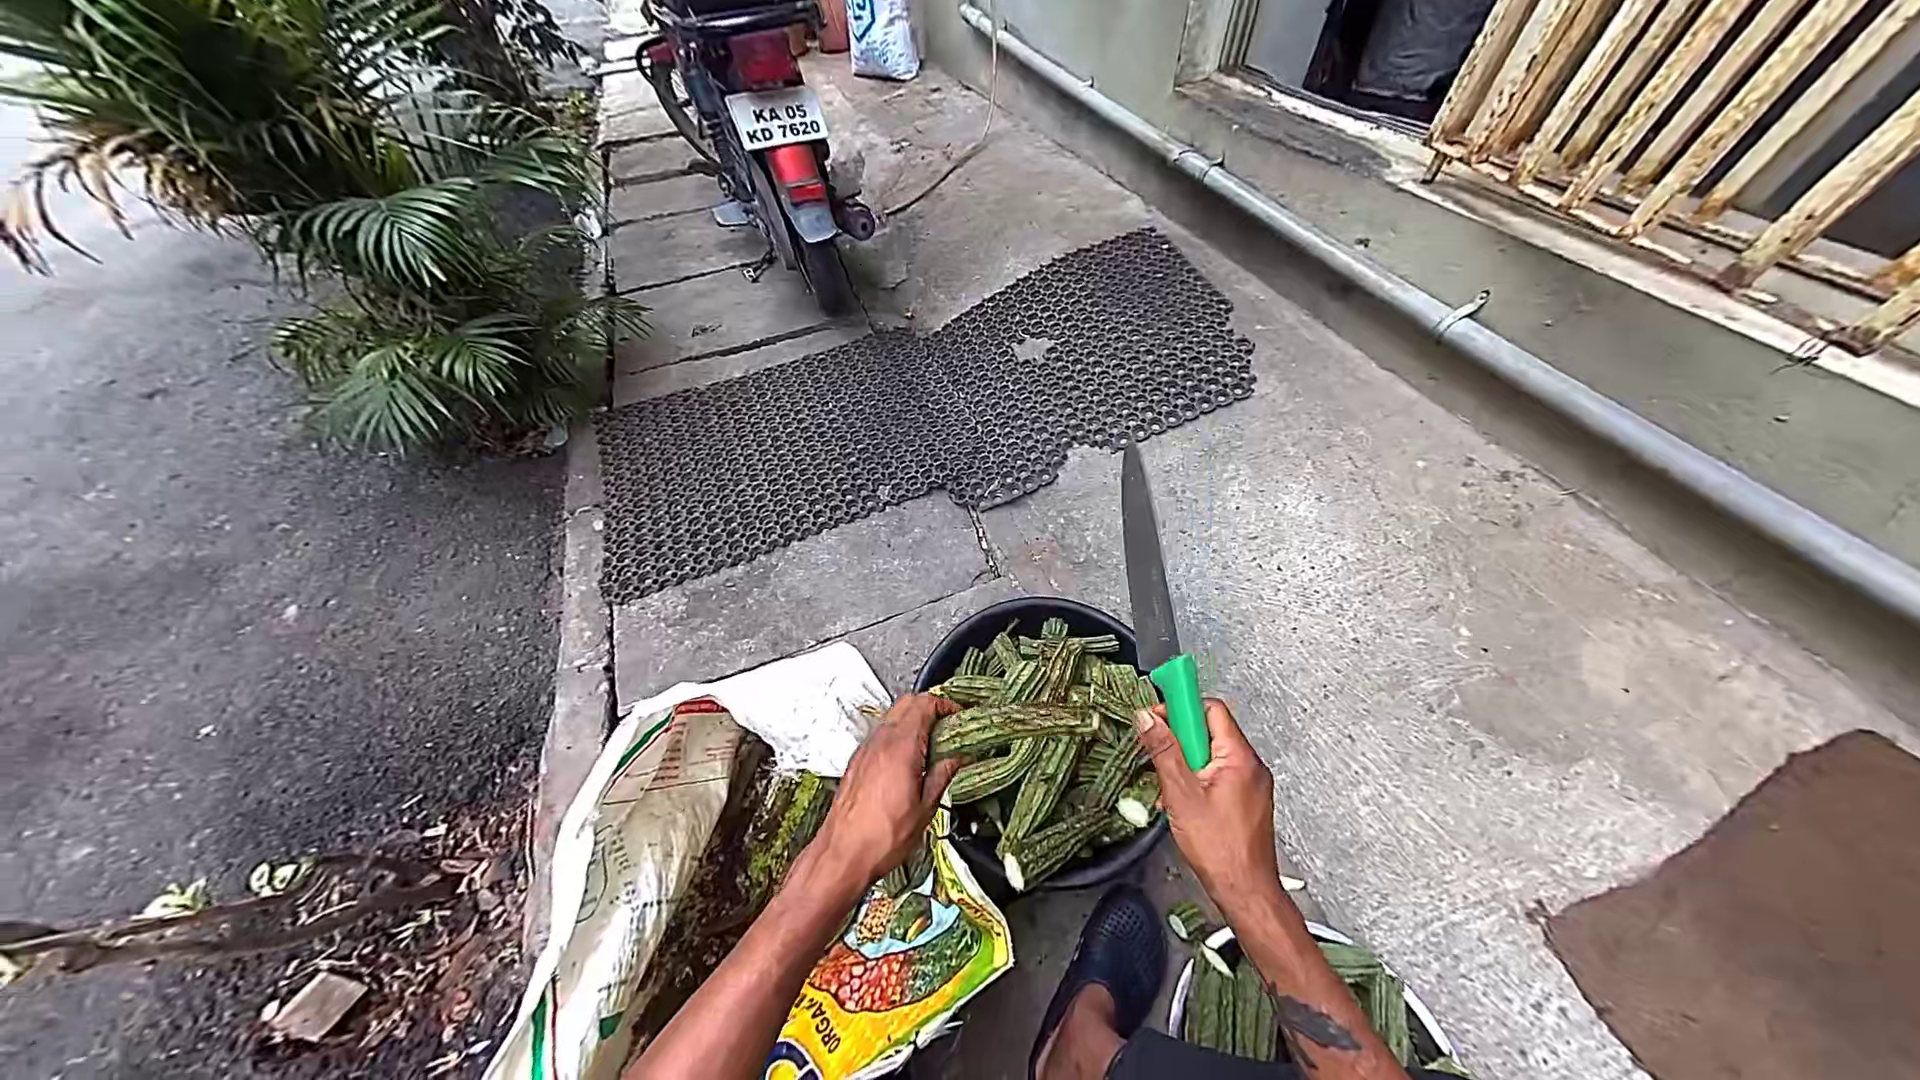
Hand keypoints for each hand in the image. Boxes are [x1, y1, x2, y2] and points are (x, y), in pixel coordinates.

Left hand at [813, 693, 962, 889]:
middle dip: (932, 706)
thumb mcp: (925, 808)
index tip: (959, 716)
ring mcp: (866, 748)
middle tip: (950, 724)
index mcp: (901, 747)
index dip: (946, 705)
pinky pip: (882, 732)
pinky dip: (900, 733)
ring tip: (934, 742)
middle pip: (908, 702)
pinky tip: (911, 757)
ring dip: (915, 719)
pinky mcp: (858, 760)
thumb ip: (943, 774)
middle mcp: (881, 741)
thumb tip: (958, 758)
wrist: (842, 855)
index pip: (925, 704)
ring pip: (894, 715)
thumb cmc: (881, 837)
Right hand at [1135, 698, 1284, 919]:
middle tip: (1160, 754)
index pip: (1211, 708)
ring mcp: (1250, 783)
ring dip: (1185, 762)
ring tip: (1170, 784)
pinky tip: (1182, 799)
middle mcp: (1250, 765)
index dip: (1182, 707)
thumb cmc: (1221, 849)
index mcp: (1239, 757)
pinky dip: (1196, 778)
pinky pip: (1218, 773)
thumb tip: (1147, 718)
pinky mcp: (1246, 799)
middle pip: (1209, 730)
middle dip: (1179, 739)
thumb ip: (1163, 750)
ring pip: (1210, 753)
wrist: (1245, 891)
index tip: (1159, 711)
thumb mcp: (1180, 793)